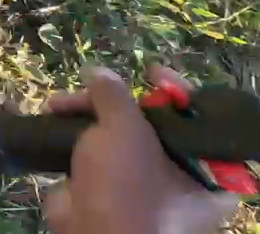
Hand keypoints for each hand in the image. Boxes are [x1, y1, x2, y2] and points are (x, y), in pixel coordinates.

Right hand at [41, 65, 239, 233]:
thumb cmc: (130, 189)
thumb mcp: (126, 135)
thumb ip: (115, 98)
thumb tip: (101, 73)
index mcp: (206, 171)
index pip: (204, 122)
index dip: (180, 93)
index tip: (151, 71)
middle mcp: (179, 173)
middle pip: (148, 120)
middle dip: (110, 99)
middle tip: (87, 88)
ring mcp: (140, 177)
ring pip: (115, 129)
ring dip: (84, 109)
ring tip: (57, 106)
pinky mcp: (106, 180)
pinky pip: (93, 144)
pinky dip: (74, 128)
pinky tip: (54, 118)